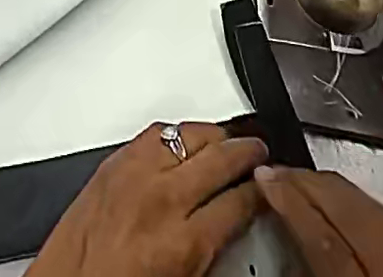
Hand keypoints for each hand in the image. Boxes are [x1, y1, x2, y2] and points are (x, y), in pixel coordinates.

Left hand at [29, 122, 267, 276]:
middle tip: (258, 151)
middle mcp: (160, 199)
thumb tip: (231, 224)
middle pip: (217, 158)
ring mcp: (134, 173)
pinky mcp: (112, 161)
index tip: (270, 187)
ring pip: (185, 134)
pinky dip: (174, 133)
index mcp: (183, 242)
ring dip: (211, 135)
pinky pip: (152, 133)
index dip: (260, 193)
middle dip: (245, 152)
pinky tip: (183, 137)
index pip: (238, 204)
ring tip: (226, 139)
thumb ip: (211, 249)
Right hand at [254, 165, 382, 276]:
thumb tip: (287, 256)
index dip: (285, 198)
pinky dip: (354, 205)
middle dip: (304, 183)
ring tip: (301, 186)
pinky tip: (341, 210)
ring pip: (365, 203)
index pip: (318, 231)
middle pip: (343, 204)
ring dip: (328, 190)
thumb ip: (314, 275)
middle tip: (274, 174)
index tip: (262, 179)